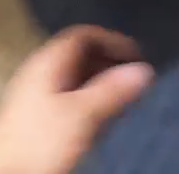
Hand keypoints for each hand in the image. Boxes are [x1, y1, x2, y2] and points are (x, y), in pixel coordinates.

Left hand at [0, 27, 154, 173]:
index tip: (138, 54)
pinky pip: (67, 96)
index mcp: (47, 61)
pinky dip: (89, 99)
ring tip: (125, 97)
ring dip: (99, 82)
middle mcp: (40, 70)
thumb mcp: (82, 116)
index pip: (82, 36)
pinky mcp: (35, 116)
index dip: (111, 41)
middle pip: (77, 55)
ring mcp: (35, 93)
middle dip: (107, 62)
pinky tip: (100, 119)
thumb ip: (112, 91)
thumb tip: (143, 70)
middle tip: (136, 77)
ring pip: (73, 77)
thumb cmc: (41, 142)